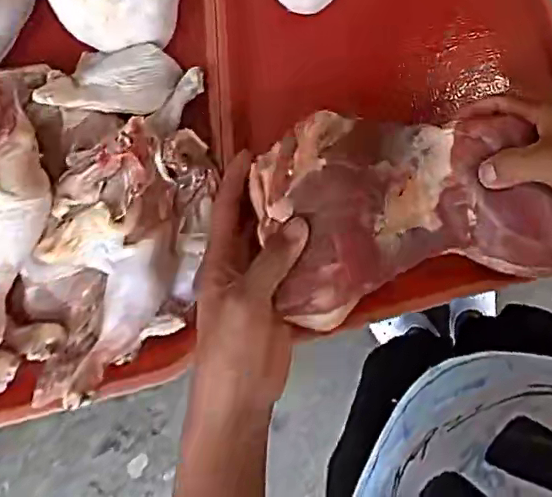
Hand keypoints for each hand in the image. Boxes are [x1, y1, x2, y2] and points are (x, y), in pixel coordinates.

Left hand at [187, 151, 308, 420]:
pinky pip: (297, 267)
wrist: (239, 400)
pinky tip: (330, 235)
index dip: (234, 180)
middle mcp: (240, 264)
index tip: (248, 151)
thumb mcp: (247, 300)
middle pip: (254, 221)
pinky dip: (311, 251)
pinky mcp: (282, 299)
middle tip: (295, 165)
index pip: (226, 210)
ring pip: (278, 242)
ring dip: (293, 221)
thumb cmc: (231, 349)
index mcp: (221, 260)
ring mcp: (262, 282)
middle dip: (269, 193)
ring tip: (317, 191)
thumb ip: (272, 260)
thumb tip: (298, 221)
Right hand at [461, 95, 551, 227]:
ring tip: (478, 168)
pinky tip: (504, 188)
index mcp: (545, 115)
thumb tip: (482, 172)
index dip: (483, 106)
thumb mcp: (542, 161)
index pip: (507, 102)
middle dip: (489, 131)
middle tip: (465, 145)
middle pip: (513, 123)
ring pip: (522, 148)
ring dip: (502, 155)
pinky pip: (531, 169)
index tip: (460, 117)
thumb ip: (510, 164)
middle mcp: (550, 128)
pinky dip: (515, 175)